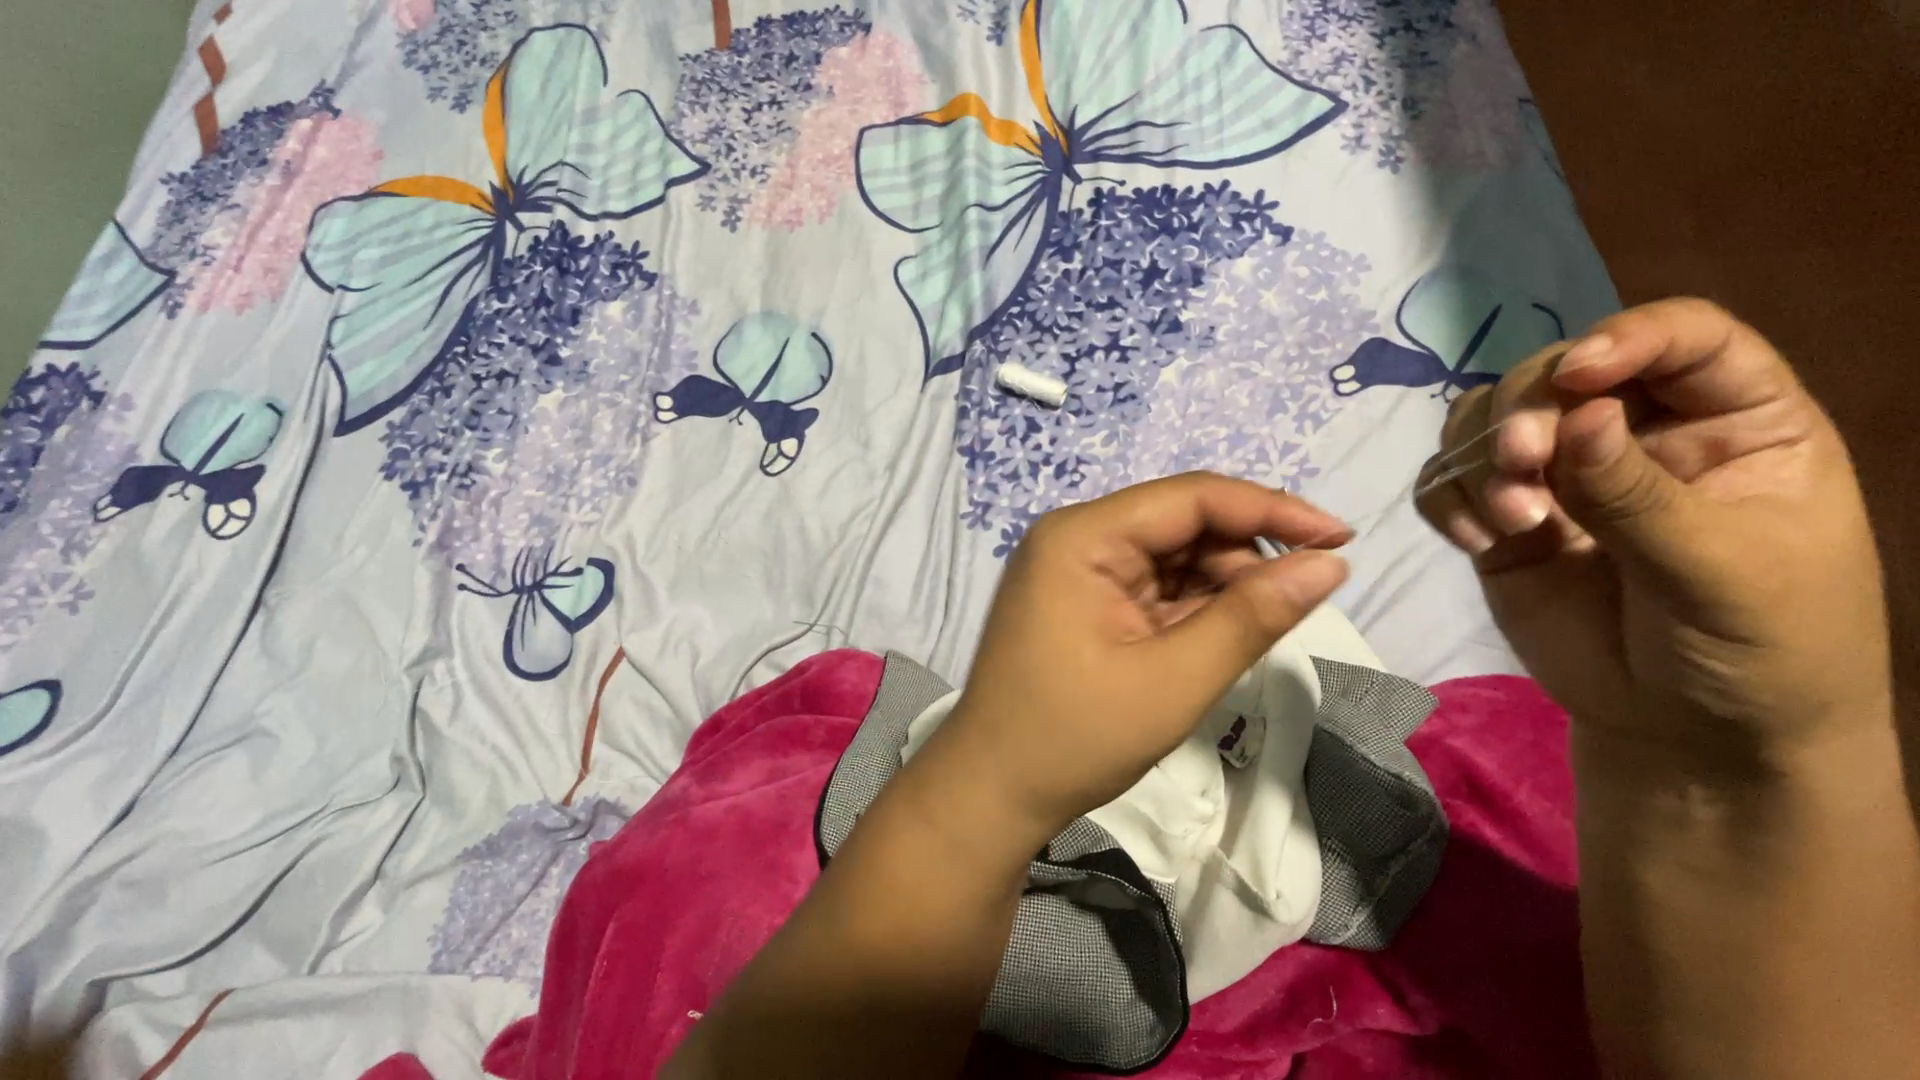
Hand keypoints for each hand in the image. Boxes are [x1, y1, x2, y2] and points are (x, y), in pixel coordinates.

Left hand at [915, 474, 1351, 843]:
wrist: (992, 792)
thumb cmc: (1075, 738)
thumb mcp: (1174, 680)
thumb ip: (1252, 616)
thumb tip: (1329, 563)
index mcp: (1082, 537)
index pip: (1191, 497)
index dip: (1271, 510)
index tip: (1342, 538)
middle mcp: (1074, 538)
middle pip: (1181, 522)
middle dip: (1244, 556)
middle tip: (1296, 603)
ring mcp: (1073, 570)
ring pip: (1170, 556)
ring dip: (1219, 586)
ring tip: (1250, 634)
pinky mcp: (1079, 601)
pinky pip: (1150, 586)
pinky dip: (1190, 608)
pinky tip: (1214, 639)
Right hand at [1416, 298, 1889, 768]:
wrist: (1690, 737)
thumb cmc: (1758, 648)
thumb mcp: (1722, 569)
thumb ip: (1641, 494)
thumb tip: (1578, 416)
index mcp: (1732, 421)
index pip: (1682, 337)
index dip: (1627, 337)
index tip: (1578, 379)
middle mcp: (1637, 433)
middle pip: (1556, 373)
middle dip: (1524, 412)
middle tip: (1520, 468)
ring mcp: (1562, 480)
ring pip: (1489, 419)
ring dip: (1478, 458)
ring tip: (1505, 524)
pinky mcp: (1506, 525)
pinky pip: (1450, 483)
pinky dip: (1445, 500)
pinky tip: (1472, 542)